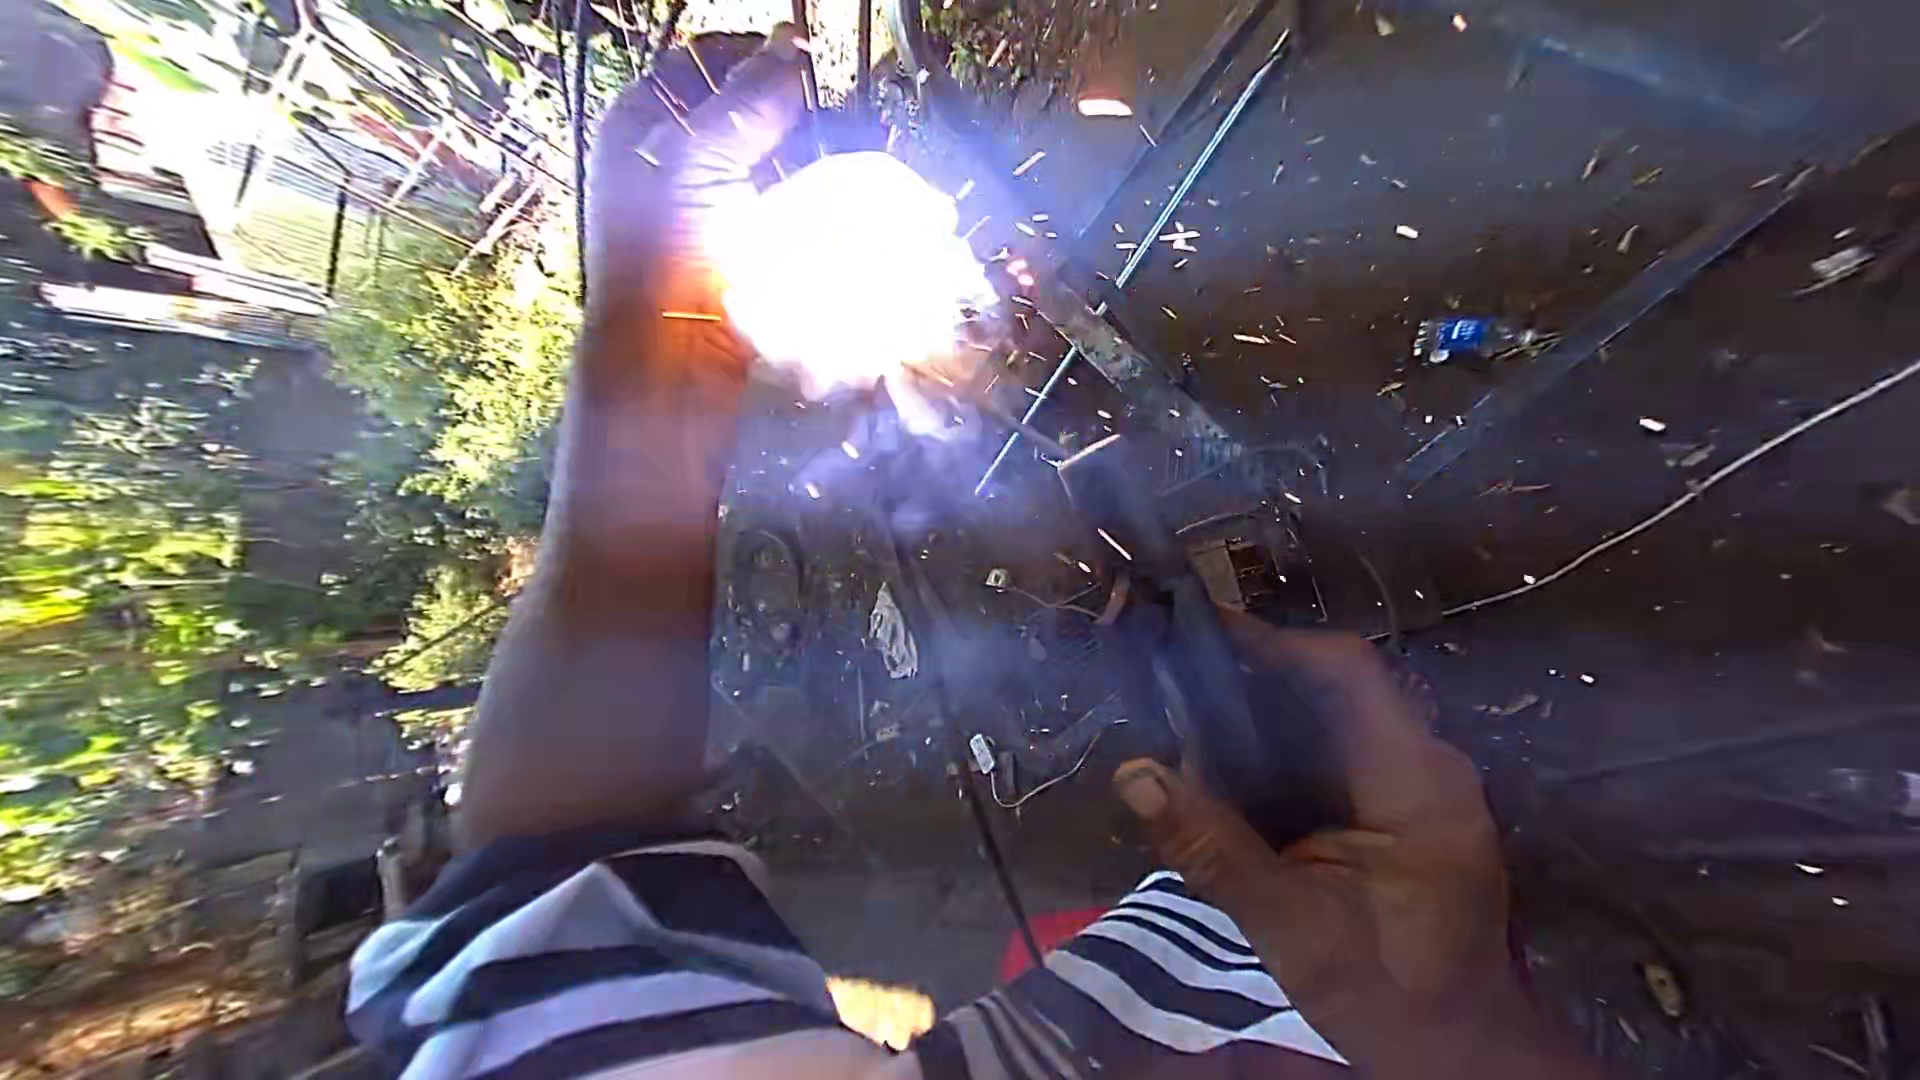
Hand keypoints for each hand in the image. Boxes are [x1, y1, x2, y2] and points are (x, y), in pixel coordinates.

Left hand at [584, 29, 808, 383]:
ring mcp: (711, 208)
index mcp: (645, 124)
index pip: (707, 63)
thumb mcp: (695, 164)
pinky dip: (804, 199)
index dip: (756, 56)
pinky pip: (780, 206)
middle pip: (742, 112)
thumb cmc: (665, 259)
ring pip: (767, 160)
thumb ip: (743, 104)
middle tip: (830, 115)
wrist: (676, 356)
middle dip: (787, 111)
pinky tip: (830, 200)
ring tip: (840, 155)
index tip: (806, 64)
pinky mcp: (741, 249)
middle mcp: (675, 160)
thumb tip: (791, 52)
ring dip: (802, 157)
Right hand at [1111, 620, 1595, 1077]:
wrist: (1458, 1051)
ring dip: (1256, 696)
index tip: (1200, 634)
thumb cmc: (1389, 996)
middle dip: (1250, 667)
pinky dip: (1270, 731)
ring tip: (1187, 698)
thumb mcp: (1292, 930)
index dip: (1272, 642)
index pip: (1348, 672)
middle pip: (1329, 678)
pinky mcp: (1389, 791)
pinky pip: (1324, 735)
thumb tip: (1133, 775)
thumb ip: (1213, 851)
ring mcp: (1408, 774)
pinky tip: (1224, 749)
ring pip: (1323, 703)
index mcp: (1415, 782)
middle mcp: (1420, 761)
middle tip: (1176, 666)